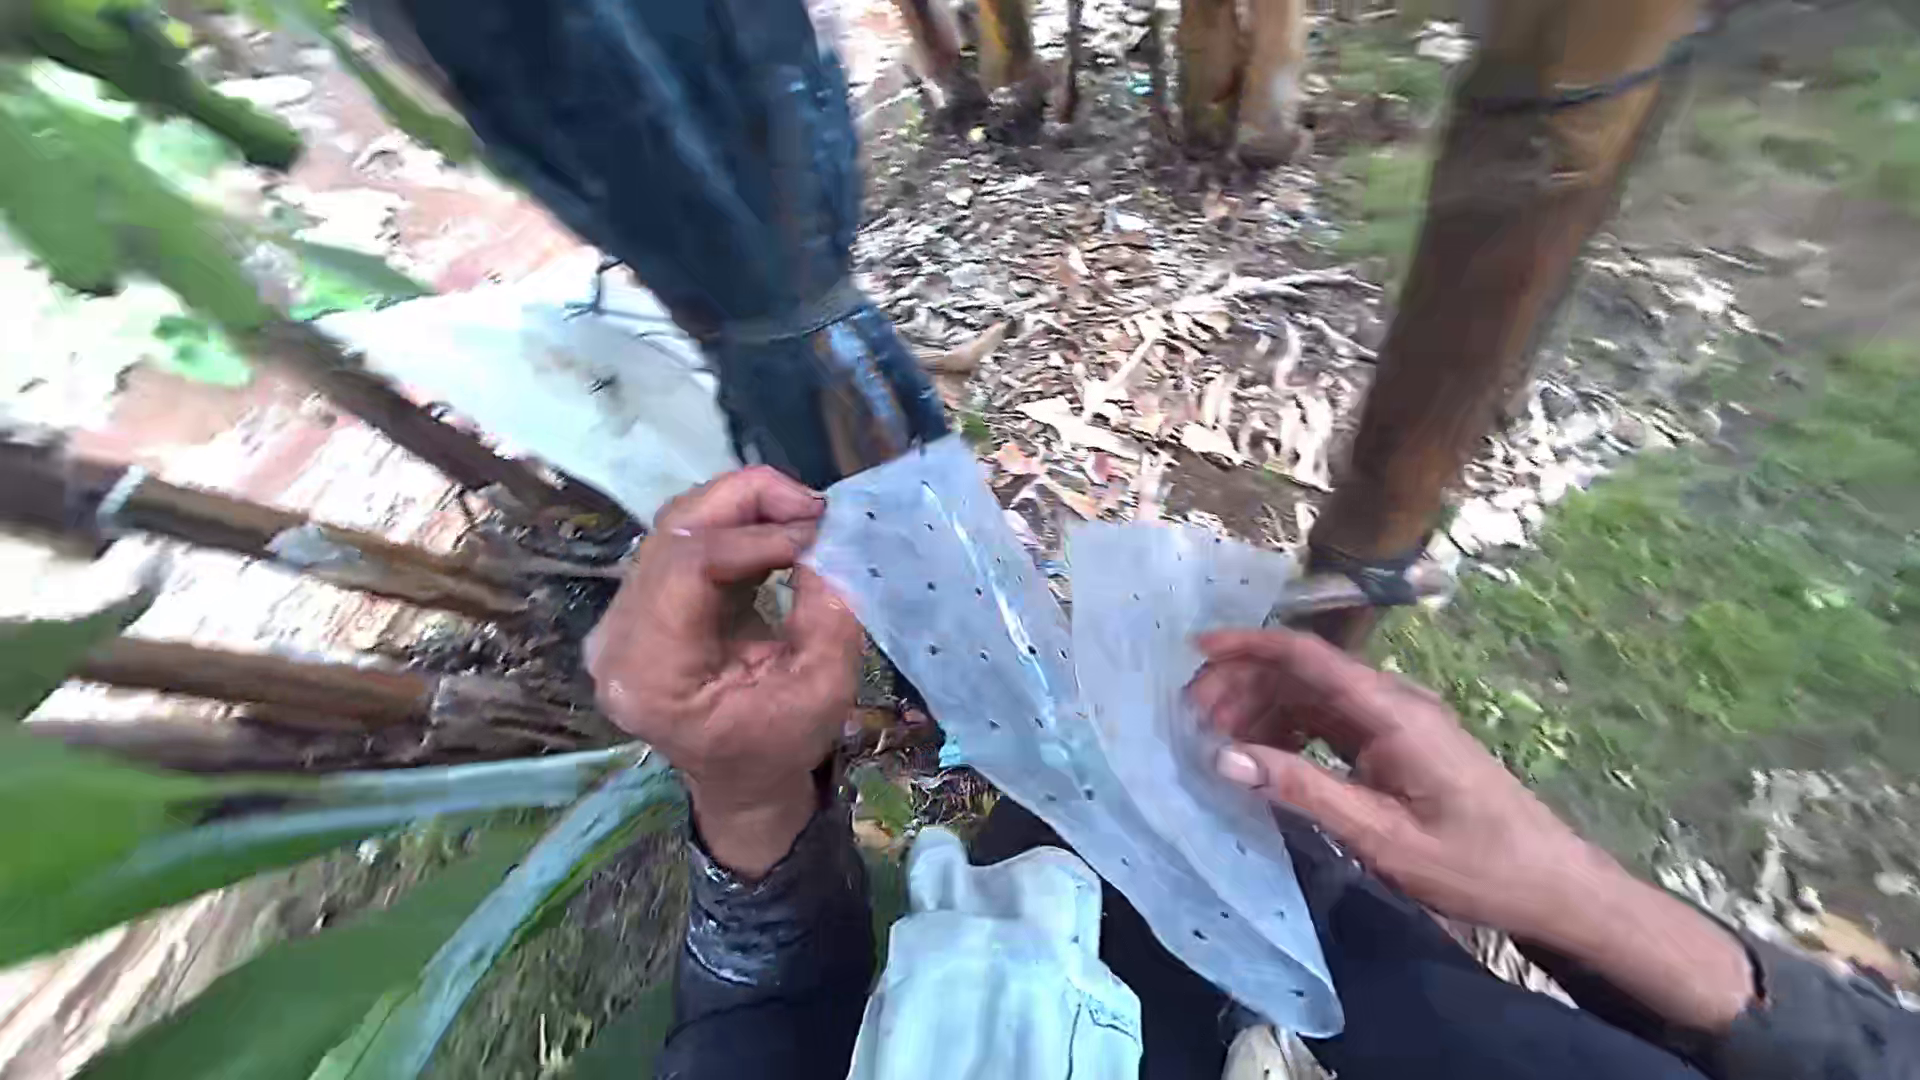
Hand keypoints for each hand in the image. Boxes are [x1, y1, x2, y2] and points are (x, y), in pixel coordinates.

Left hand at [585, 467, 864, 876]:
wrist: (743, 779)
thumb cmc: (781, 747)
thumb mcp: (825, 689)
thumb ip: (827, 614)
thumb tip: (825, 542)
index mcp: (652, 671)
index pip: (688, 565)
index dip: (758, 536)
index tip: (819, 536)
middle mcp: (620, 634)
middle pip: (676, 530)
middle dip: (752, 502)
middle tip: (815, 508)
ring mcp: (625, 615)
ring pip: (680, 524)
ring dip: (746, 507)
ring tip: (803, 517)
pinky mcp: (647, 602)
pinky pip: (688, 540)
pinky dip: (738, 525)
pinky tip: (778, 533)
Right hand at [1189, 628, 1753, 1032]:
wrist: (1559, 889)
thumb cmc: (1475, 864)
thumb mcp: (1382, 836)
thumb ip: (1301, 789)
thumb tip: (1224, 758)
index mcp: (1390, 710)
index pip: (1306, 654)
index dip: (1247, 643)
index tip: (1197, 648)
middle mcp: (1386, 699)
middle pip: (1296, 671)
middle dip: (1239, 682)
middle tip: (1196, 716)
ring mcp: (1387, 716)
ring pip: (1302, 691)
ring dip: (1255, 705)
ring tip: (1217, 736)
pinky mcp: (1386, 736)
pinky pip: (1319, 716)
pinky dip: (1281, 726)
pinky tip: (1258, 750)